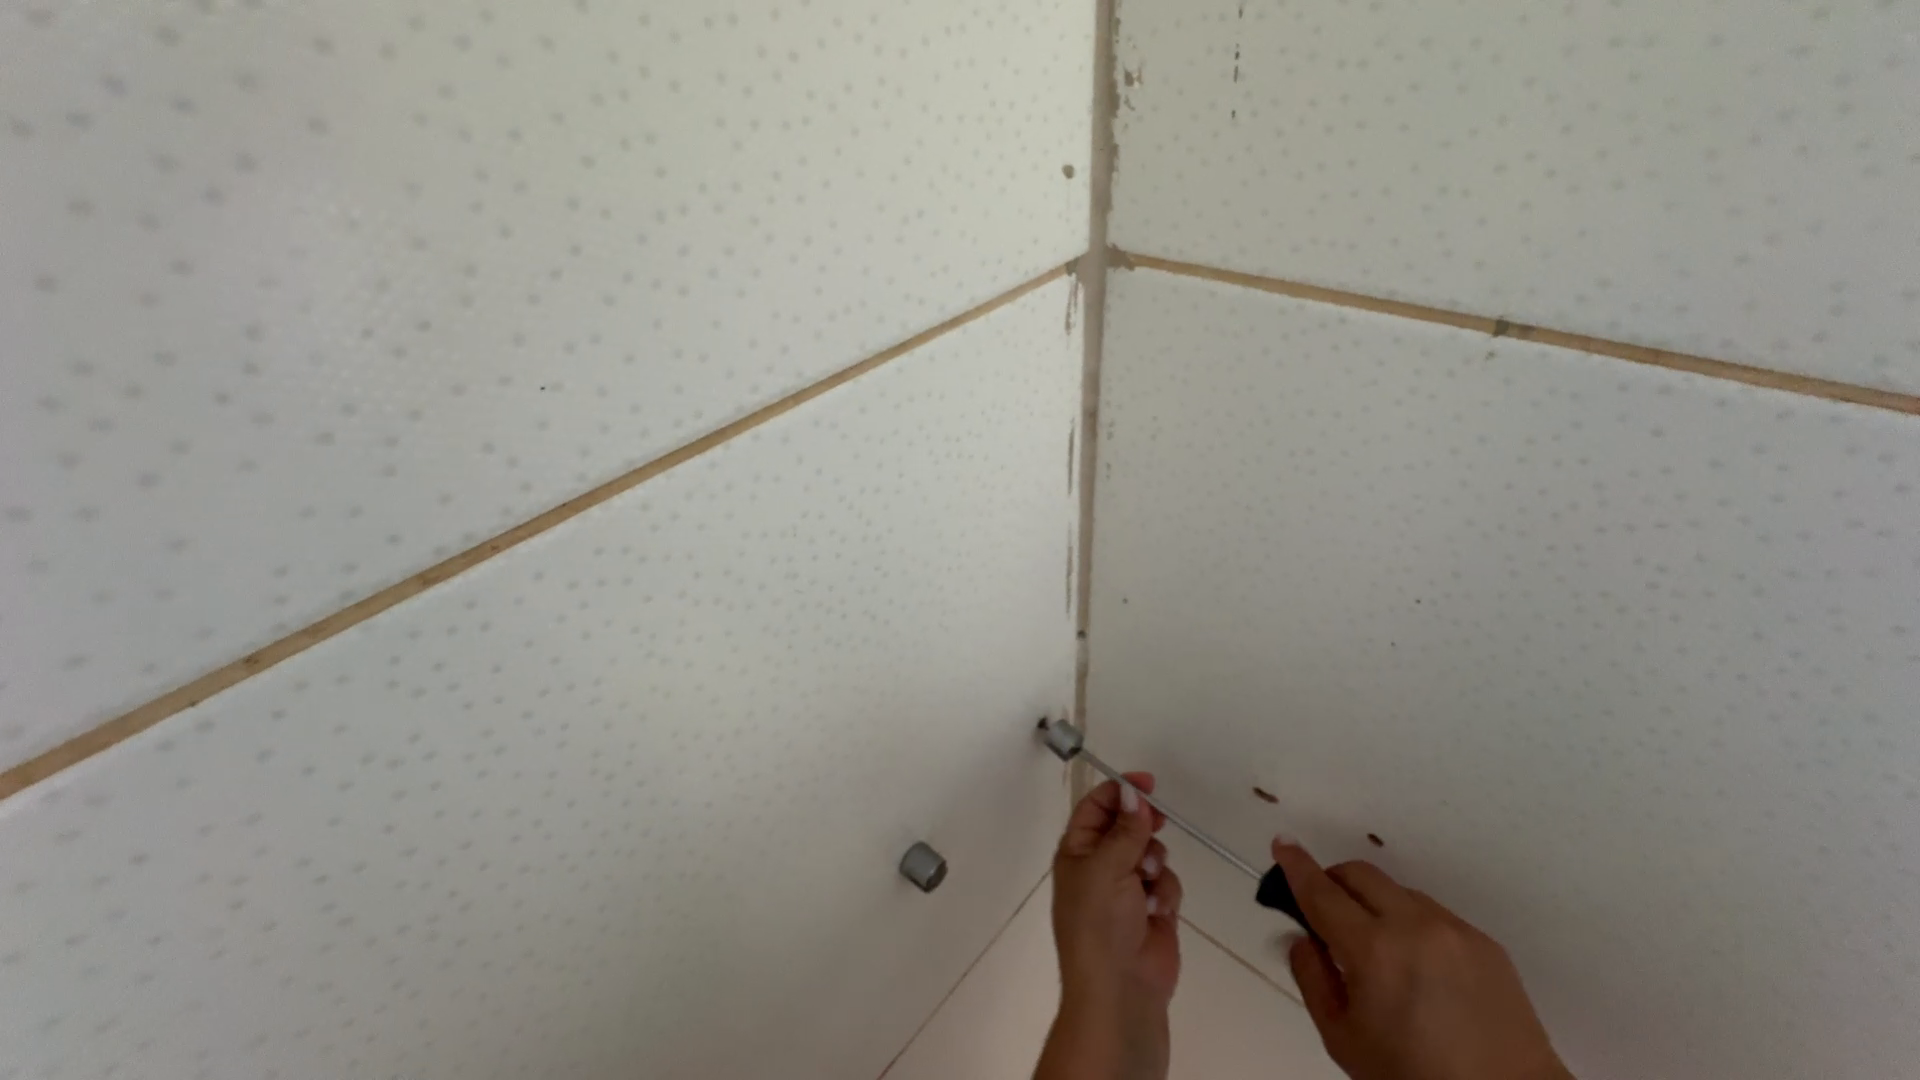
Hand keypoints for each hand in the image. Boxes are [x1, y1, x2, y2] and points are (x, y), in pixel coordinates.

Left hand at [1033, 773, 1181, 1079]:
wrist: (1121, 989)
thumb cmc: (1100, 922)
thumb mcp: (1106, 867)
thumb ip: (1125, 828)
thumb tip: (1131, 791)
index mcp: (1077, 850)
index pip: (1096, 806)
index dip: (1119, 790)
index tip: (1147, 782)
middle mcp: (1100, 864)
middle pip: (1127, 825)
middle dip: (1143, 825)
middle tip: (1158, 822)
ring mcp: (1128, 887)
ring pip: (1151, 851)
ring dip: (1154, 862)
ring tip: (1147, 883)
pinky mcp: (1154, 907)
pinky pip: (1166, 881)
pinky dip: (1166, 891)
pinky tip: (1158, 910)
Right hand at [1273, 839, 1572, 1079]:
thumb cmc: (1413, 1076)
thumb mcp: (1343, 1039)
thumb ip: (1312, 977)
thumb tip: (1303, 937)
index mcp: (1373, 950)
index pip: (1321, 891)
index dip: (1296, 864)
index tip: (1282, 842)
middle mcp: (1414, 926)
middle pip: (1359, 874)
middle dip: (1333, 881)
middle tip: (1324, 910)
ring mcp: (1454, 930)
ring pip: (1397, 891)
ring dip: (1374, 904)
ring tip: (1378, 949)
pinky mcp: (1485, 942)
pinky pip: (1433, 915)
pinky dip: (1411, 924)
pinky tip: (1418, 966)